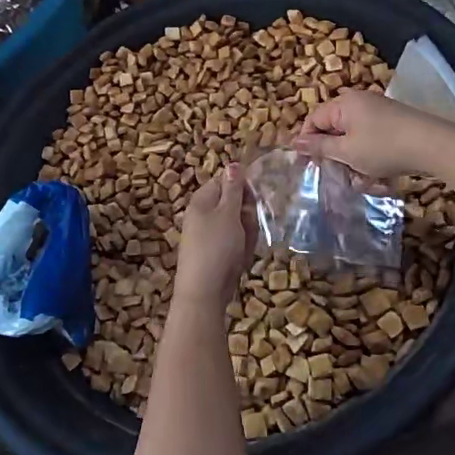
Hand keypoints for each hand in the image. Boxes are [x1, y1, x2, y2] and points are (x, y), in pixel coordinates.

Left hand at [175, 164, 254, 300]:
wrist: (204, 291)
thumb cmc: (216, 247)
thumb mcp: (228, 213)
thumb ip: (233, 189)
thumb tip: (232, 163)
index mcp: (202, 200)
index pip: (226, 181)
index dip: (243, 190)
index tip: (252, 202)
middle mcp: (203, 215)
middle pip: (235, 204)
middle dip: (247, 217)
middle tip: (246, 230)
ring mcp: (209, 235)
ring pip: (239, 226)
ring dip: (247, 236)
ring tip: (242, 250)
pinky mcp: (216, 253)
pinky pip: (235, 244)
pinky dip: (241, 251)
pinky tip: (239, 262)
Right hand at [294, 89, 451, 179]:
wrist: (433, 145)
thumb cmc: (383, 147)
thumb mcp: (347, 151)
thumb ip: (319, 147)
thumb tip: (295, 142)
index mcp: (343, 104)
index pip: (313, 120)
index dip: (307, 143)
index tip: (308, 165)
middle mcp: (359, 102)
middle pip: (334, 129)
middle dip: (335, 155)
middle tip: (338, 176)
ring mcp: (378, 112)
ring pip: (354, 139)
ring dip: (354, 162)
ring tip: (364, 181)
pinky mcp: (393, 124)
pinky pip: (371, 141)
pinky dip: (371, 159)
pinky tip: (380, 178)